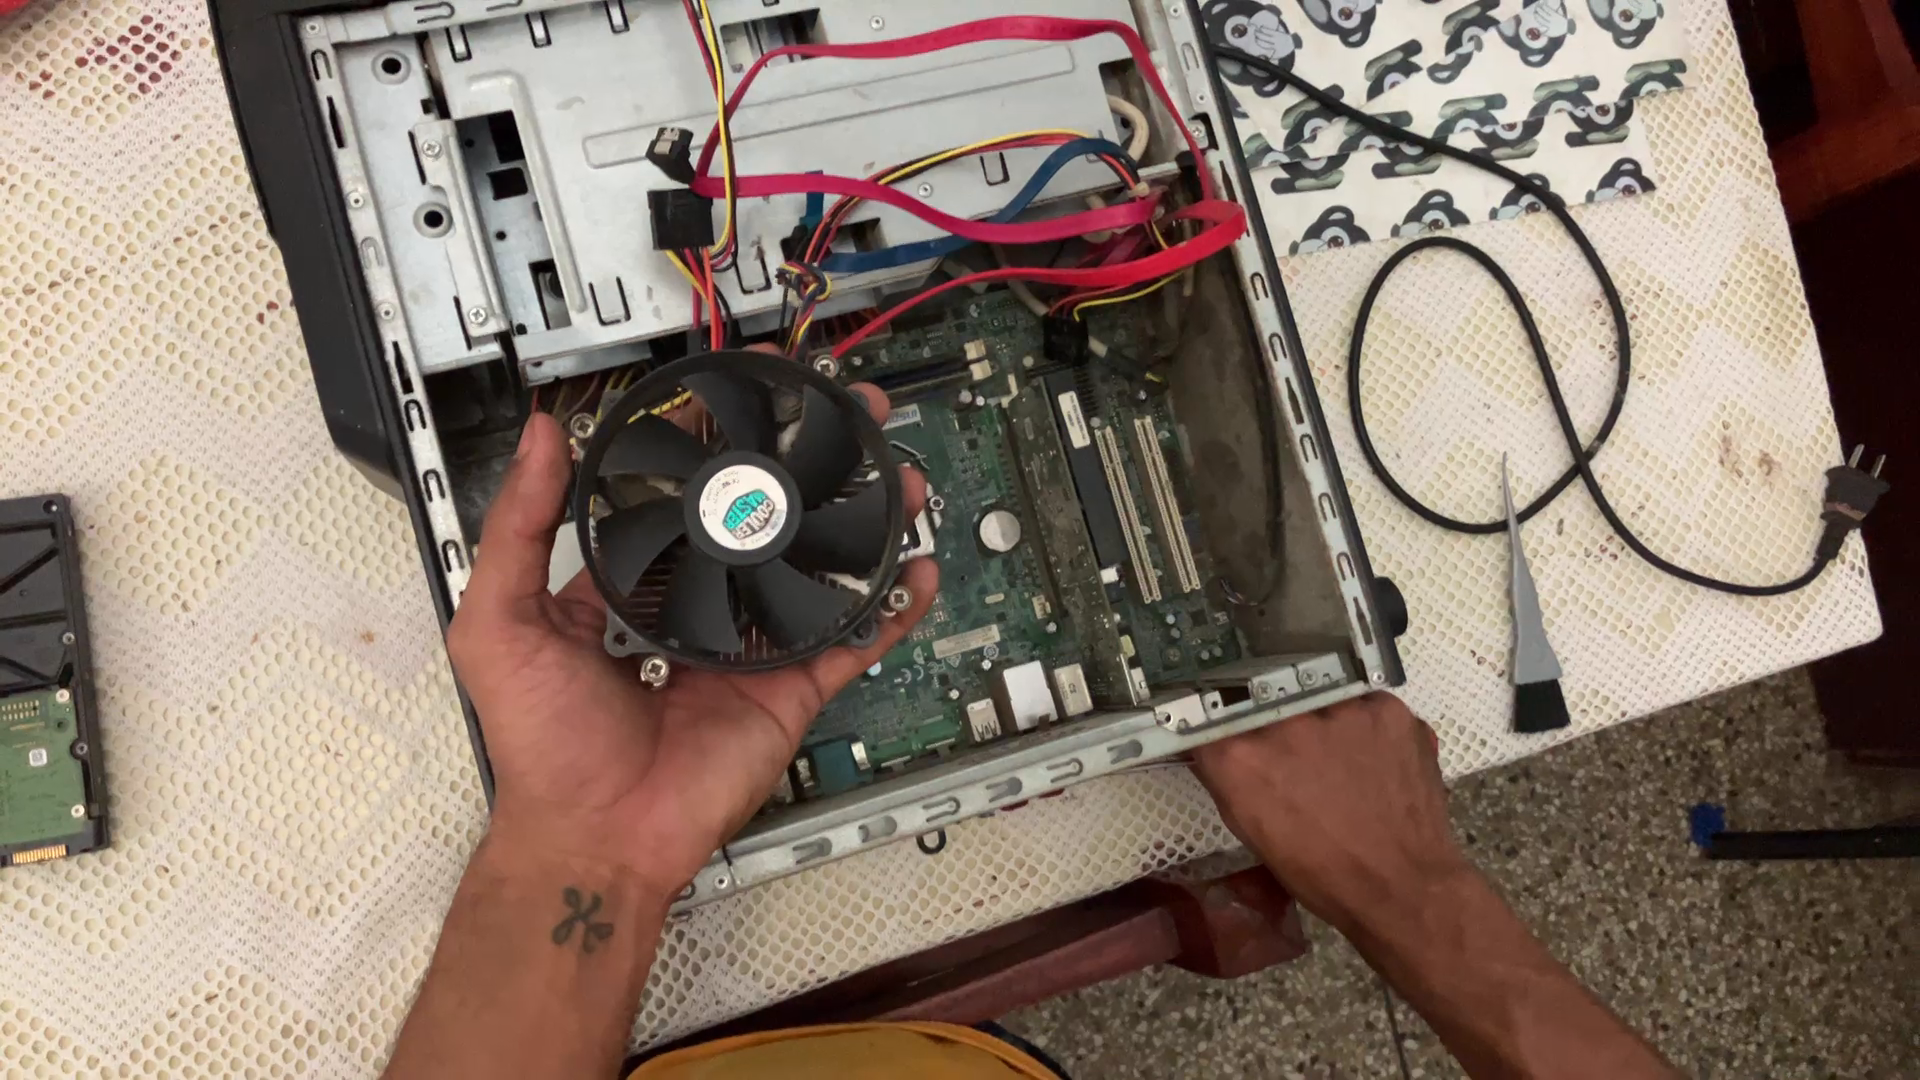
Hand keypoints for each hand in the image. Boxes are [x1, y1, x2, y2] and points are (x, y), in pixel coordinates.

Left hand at [446, 377, 934, 907]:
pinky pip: (854, 639)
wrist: (600, 831)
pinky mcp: (797, 683)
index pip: (700, 494)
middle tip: (854, 426)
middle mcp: (713, 600)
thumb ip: (521, 527)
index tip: (764, 398)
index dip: (735, 445)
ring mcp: (761, 641)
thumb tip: (540, 435)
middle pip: (778, 523)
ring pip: (825, 571)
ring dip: (866, 527)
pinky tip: (917, 572)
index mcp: (651, 577)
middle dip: (819, 473)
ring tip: (899, 482)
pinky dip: (891, 610)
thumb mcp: (504, 621)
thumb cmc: (545, 736)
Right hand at [1189, 693, 1465, 933]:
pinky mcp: (1387, 710)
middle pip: (1264, 705)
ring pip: (1316, 702)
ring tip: (1340, 766)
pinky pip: (1362, 705)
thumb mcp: (1246, 825)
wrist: (1405, 890)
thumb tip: (1209, 739)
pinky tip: (1371, 762)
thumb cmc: (1319, 869)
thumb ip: (1221, 771)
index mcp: (1240, 754)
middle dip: (1275, 729)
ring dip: (1322, 727)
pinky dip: (1362, 729)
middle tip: (1296, 764)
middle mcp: (1285, 723)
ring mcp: (1340, 710)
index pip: (1210, 715)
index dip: (1221, 727)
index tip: (1229, 736)